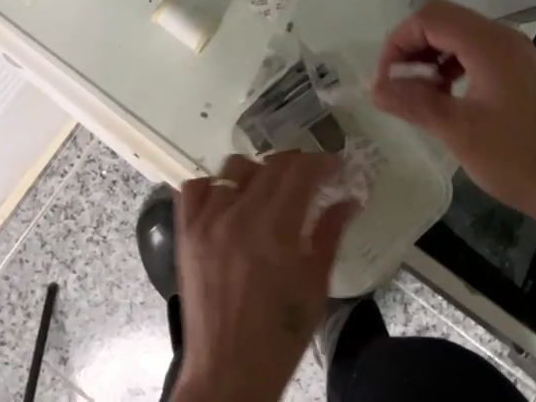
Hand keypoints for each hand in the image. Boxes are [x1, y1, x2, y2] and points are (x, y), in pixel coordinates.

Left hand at [171, 152, 357, 401]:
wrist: (228, 373)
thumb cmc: (279, 336)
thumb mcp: (315, 286)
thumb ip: (330, 234)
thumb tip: (349, 200)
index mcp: (276, 230)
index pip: (301, 172)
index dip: (322, 162)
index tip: (335, 165)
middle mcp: (239, 216)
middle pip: (272, 165)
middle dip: (297, 164)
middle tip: (312, 177)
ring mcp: (208, 222)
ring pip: (235, 169)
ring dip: (259, 172)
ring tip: (271, 191)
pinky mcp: (186, 234)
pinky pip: (195, 189)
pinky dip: (214, 187)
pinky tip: (229, 202)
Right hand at [372, 0, 535, 221]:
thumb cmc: (514, 159)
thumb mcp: (457, 130)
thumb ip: (413, 102)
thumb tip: (375, 88)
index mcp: (490, 45)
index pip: (431, 18)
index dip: (399, 41)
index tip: (385, 78)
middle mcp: (504, 37)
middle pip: (444, 18)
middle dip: (412, 45)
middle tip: (396, 83)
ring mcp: (515, 52)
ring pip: (459, 32)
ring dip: (431, 53)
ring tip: (418, 91)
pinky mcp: (519, 68)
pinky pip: (475, 49)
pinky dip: (452, 62)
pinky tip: (444, 94)